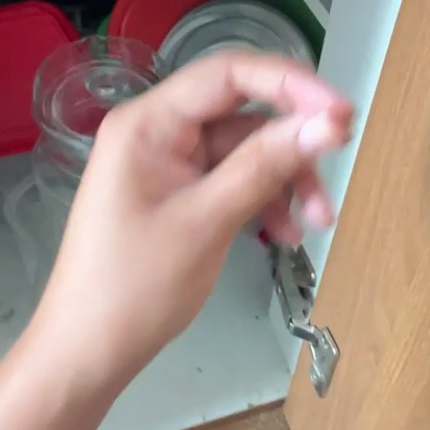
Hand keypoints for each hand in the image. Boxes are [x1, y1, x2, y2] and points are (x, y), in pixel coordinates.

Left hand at [29, 51, 352, 388]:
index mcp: (149, 121)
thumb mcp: (206, 222)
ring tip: (319, 221)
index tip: (340, 112)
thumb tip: (327, 124)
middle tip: (340, 160)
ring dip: (287, 179)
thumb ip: (265, 167)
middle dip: (293, 142)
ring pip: (247, 149)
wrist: (88, 356)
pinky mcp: (182, 191)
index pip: (228, 73)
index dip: (290, 83)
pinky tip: (288, 234)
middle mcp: (160, 129)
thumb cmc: (134, 288)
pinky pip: (236, 178)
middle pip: (243, 112)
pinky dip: (266, 199)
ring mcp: (171, 161)